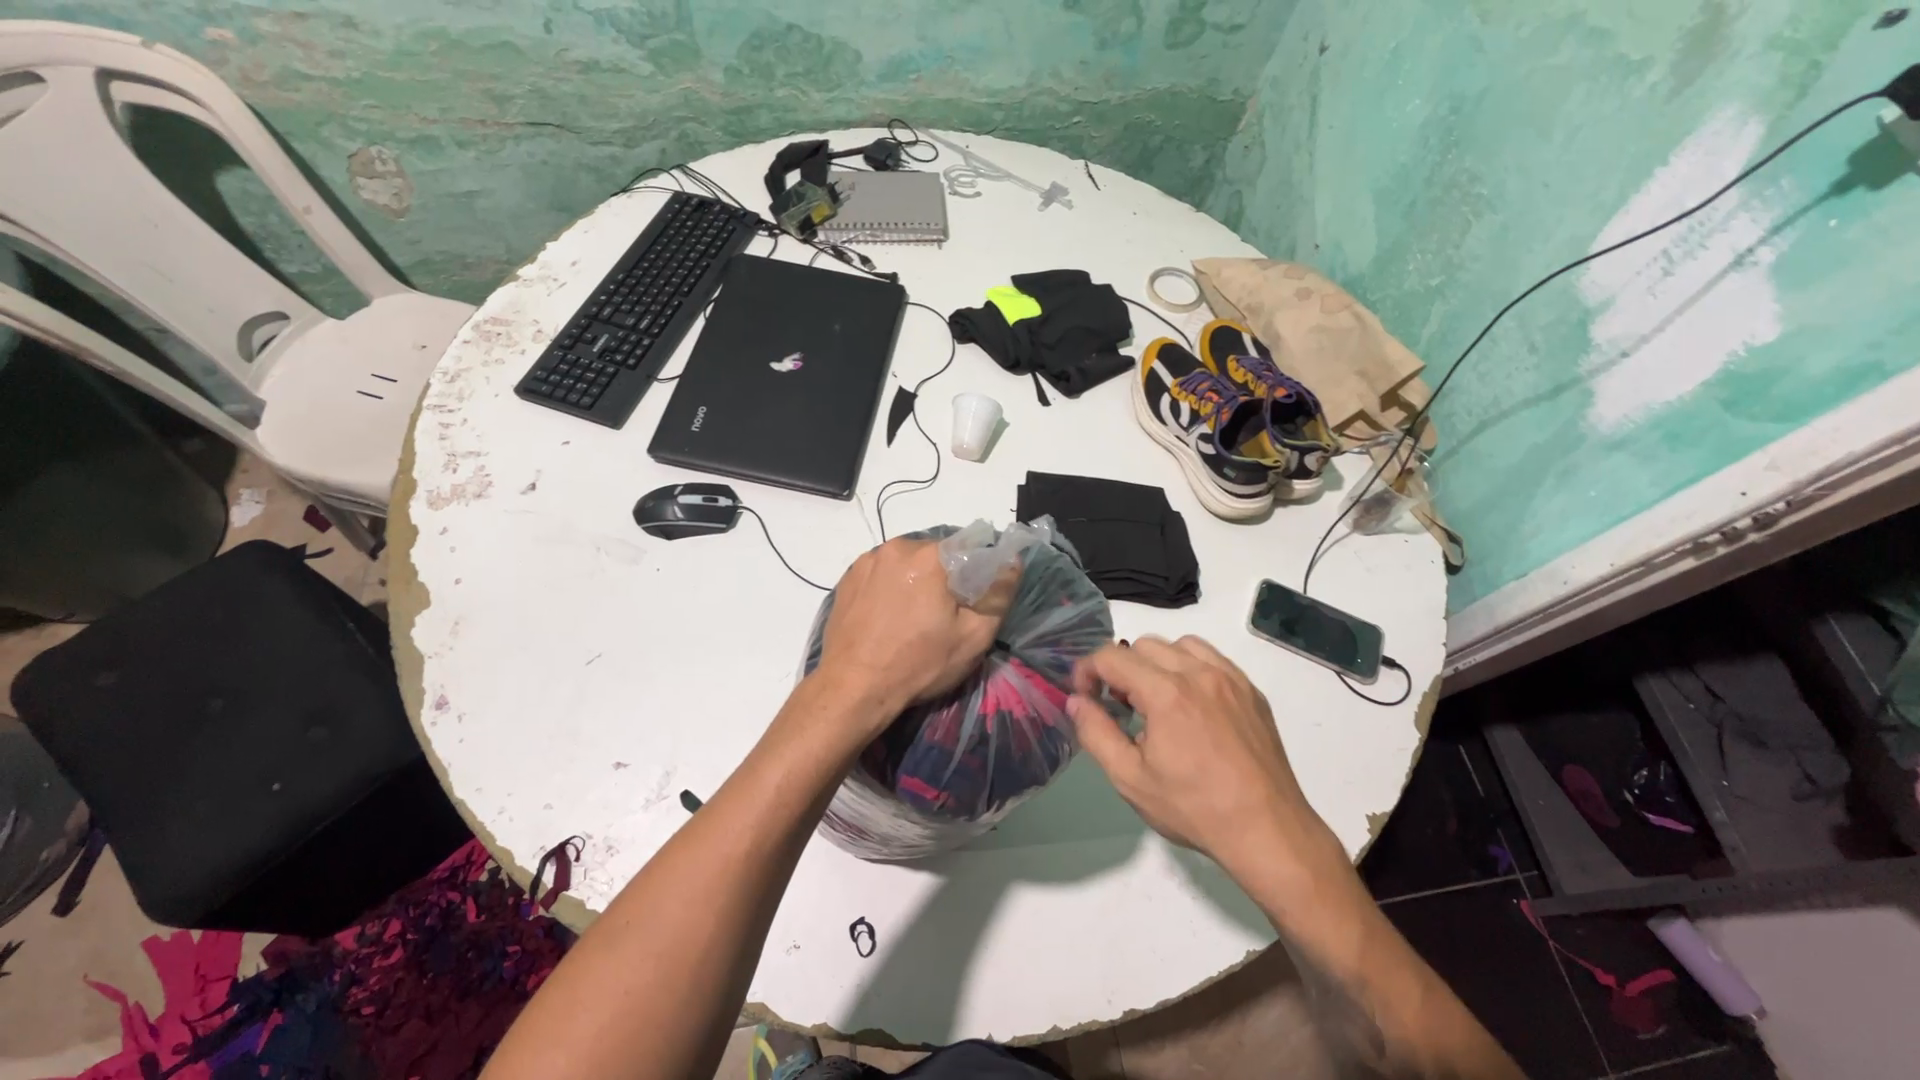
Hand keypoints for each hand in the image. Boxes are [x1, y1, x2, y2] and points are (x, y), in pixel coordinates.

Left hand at [814, 538, 1014, 726]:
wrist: (853, 688)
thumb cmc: (918, 664)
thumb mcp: (973, 637)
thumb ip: (998, 595)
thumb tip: (1010, 563)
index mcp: (930, 556)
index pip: (970, 547)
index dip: (978, 571)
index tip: (974, 599)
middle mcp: (897, 548)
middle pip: (936, 554)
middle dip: (945, 577)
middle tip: (943, 614)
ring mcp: (867, 561)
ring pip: (907, 562)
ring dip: (916, 580)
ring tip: (913, 618)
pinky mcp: (848, 577)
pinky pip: (882, 573)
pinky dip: (891, 587)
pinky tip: (889, 617)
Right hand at [1067, 637, 1335, 874]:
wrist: (1266, 829)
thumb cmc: (1194, 809)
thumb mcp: (1130, 779)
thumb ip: (1096, 733)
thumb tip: (1077, 701)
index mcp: (1166, 693)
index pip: (1112, 657)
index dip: (1087, 671)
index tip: (1084, 698)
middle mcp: (1199, 674)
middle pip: (1144, 645)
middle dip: (1121, 668)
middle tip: (1119, 707)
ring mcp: (1231, 679)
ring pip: (1181, 645)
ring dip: (1157, 663)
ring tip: (1155, 701)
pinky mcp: (1252, 691)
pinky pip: (1213, 659)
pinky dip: (1191, 669)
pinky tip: (1190, 706)